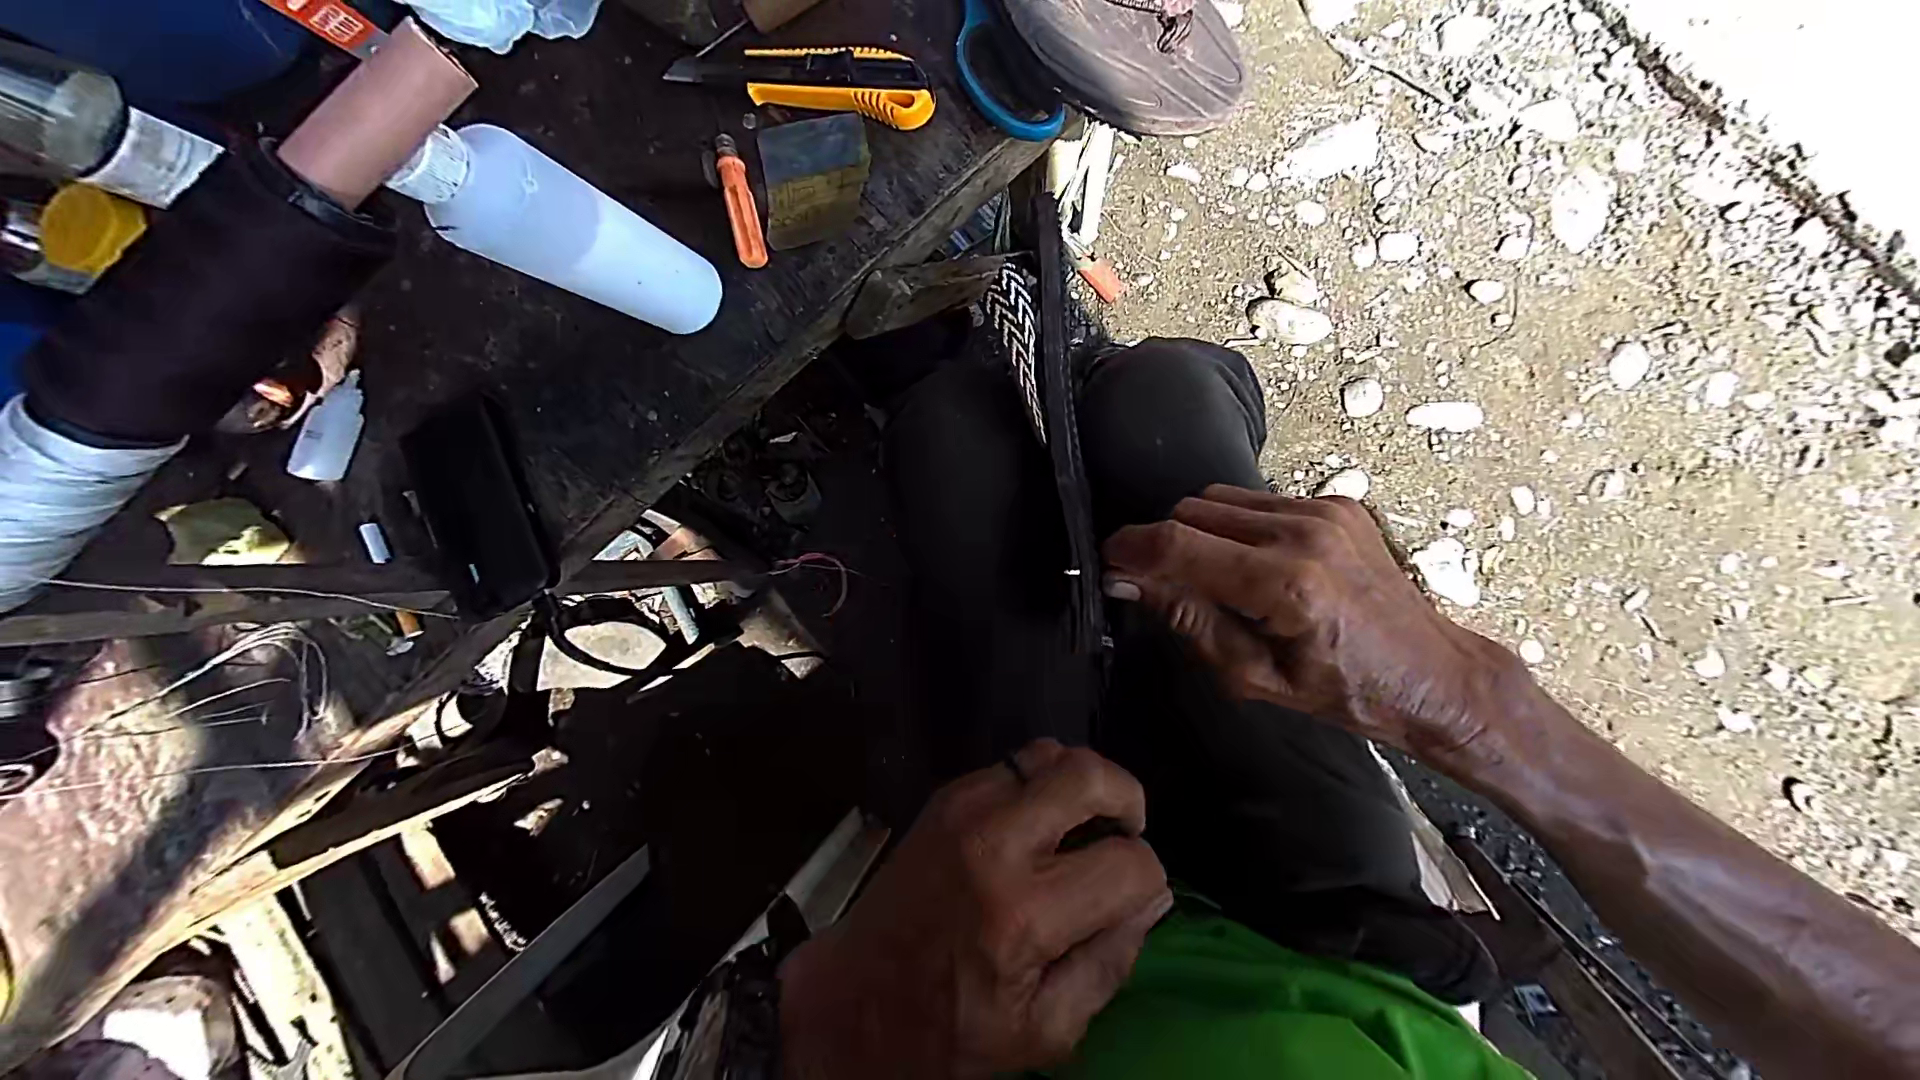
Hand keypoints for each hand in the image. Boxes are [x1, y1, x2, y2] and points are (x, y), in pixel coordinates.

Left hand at [779, 740, 1171, 1077]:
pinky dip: (1041, 781)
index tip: (1136, 894)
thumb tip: (1152, 895)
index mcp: (1024, 913)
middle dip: (1129, 797)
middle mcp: (995, 841)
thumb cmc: (951, 1028)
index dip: (1150, 879)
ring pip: (1051, 751)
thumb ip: (1111, 960)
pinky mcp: (947, 795)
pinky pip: (1013, 762)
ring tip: (1083, 822)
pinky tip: (1037, 822)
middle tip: (1127, 829)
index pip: (1127, 864)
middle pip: (1089, 774)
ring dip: (1082, 782)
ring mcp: (965, 806)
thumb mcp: (1046, 1030)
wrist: (857, 994)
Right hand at [1102, 485, 1529, 768]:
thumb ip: (1187, 620)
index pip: (1177, 544)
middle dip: (1162, 544)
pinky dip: (1232, 526)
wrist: (1433, 674)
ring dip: (1196, 533)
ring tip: (1213, 576)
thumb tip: (1128, 583)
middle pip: (1189, 512)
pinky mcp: (1334, 503)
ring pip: (1216, 500)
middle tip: (1161, 583)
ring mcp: (1323, 511)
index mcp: (1284, 585)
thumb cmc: (1345, 690)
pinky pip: (1253, 499)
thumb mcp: (1251, 676)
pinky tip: (1250, 561)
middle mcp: (1303, 533)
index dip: (1128, 548)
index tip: (1108, 562)